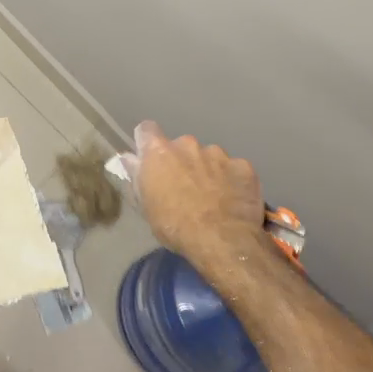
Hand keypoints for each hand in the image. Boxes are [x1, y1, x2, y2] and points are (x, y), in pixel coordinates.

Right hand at [128, 120, 264, 265]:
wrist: (223, 241)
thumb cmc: (175, 225)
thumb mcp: (145, 205)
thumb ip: (136, 176)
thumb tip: (129, 158)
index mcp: (159, 150)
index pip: (146, 130)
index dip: (148, 142)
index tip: (152, 159)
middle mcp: (187, 144)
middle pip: (181, 146)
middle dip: (183, 162)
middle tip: (187, 187)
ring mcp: (218, 153)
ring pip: (209, 157)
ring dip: (209, 170)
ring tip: (214, 197)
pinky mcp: (244, 167)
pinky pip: (235, 169)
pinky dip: (233, 180)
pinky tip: (234, 200)